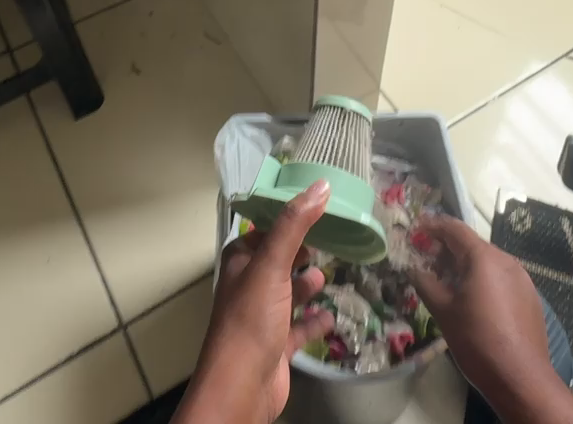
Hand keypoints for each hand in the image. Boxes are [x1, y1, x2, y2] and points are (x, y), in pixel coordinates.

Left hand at [175, 181, 336, 423]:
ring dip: (306, 284)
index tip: (319, 206)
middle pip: (279, 259)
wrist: (241, 387)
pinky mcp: (276, 345)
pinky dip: (314, 320)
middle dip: (300, 250)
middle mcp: (249, 284)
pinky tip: (331, 315)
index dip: (290, 217)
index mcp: (241, 260)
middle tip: (329, 238)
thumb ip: (295, 225)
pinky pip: (299, 327)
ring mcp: (262, 316)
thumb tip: (321, 185)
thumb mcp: (272, 263)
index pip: (266, 228)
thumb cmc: (251, 317)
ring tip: (327, 274)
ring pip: (288, 293)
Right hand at [413, 211, 572, 423]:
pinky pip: (501, 278)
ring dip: (465, 266)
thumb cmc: (477, 341)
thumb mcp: (442, 311)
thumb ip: (424, 282)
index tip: (415, 230)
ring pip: (487, 262)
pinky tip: (474, 301)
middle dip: (447, 249)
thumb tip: (412, 267)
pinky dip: (483, 280)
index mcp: (483, 257)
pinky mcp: (530, 297)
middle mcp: (506, 260)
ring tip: (447, 283)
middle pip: (471, 244)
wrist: (522, 380)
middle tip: (427, 261)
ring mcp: (522, 278)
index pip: (454, 228)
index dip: (432, 226)